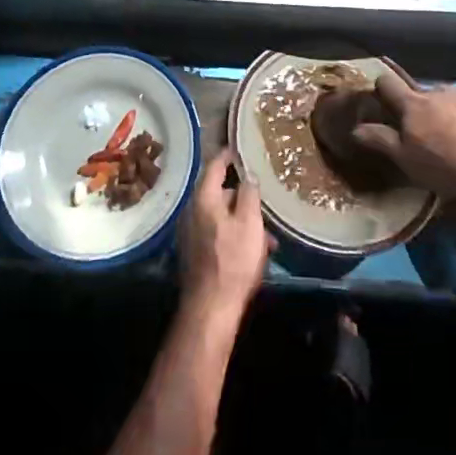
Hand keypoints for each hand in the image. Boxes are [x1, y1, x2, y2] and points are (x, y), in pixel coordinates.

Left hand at [178, 151, 269, 319]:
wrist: (211, 306)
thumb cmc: (233, 261)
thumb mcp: (250, 224)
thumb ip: (249, 195)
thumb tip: (248, 175)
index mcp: (203, 199)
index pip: (214, 166)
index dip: (227, 156)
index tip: (239, 149)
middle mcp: (191, 210)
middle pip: (217, 192)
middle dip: (241, 196)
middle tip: (262, 200)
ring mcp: (189, 231)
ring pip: (219, 214)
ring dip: (241, 219)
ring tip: (266, 236)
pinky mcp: (193, 250)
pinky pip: (215, 231)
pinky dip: (232, 233)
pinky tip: (252, 250)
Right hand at [350, 73, 455, 205]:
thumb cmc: (450, 167)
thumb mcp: (408, 161)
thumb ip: (381, 141)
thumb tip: (355, 128)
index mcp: (412, 104)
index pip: (386, 83)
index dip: (380, 90)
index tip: (381, 105)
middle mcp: (438, 91)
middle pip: (419, 94)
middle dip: (417, 109)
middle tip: (423, 136)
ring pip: (447, 101)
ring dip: (445, 114)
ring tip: (455, 142)